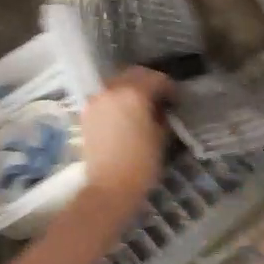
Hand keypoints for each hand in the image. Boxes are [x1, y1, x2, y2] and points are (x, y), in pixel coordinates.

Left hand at [80, 67, 172, 199]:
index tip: (176, 100)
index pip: (156, 79)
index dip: (170, 88)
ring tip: (142, 107)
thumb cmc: (142, 164)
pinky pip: (106, 97)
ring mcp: (96, 101)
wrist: (109, 188)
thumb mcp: (162, 136)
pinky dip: (117, 100)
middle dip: (149, 82)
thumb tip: (161, 108)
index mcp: (134, 93)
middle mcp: (112, 90)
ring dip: (132, 89)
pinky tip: (126, 115)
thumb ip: (162, 115)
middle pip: (134, 74)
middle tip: (161, 98)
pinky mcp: (87, 114)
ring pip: (117, 84)